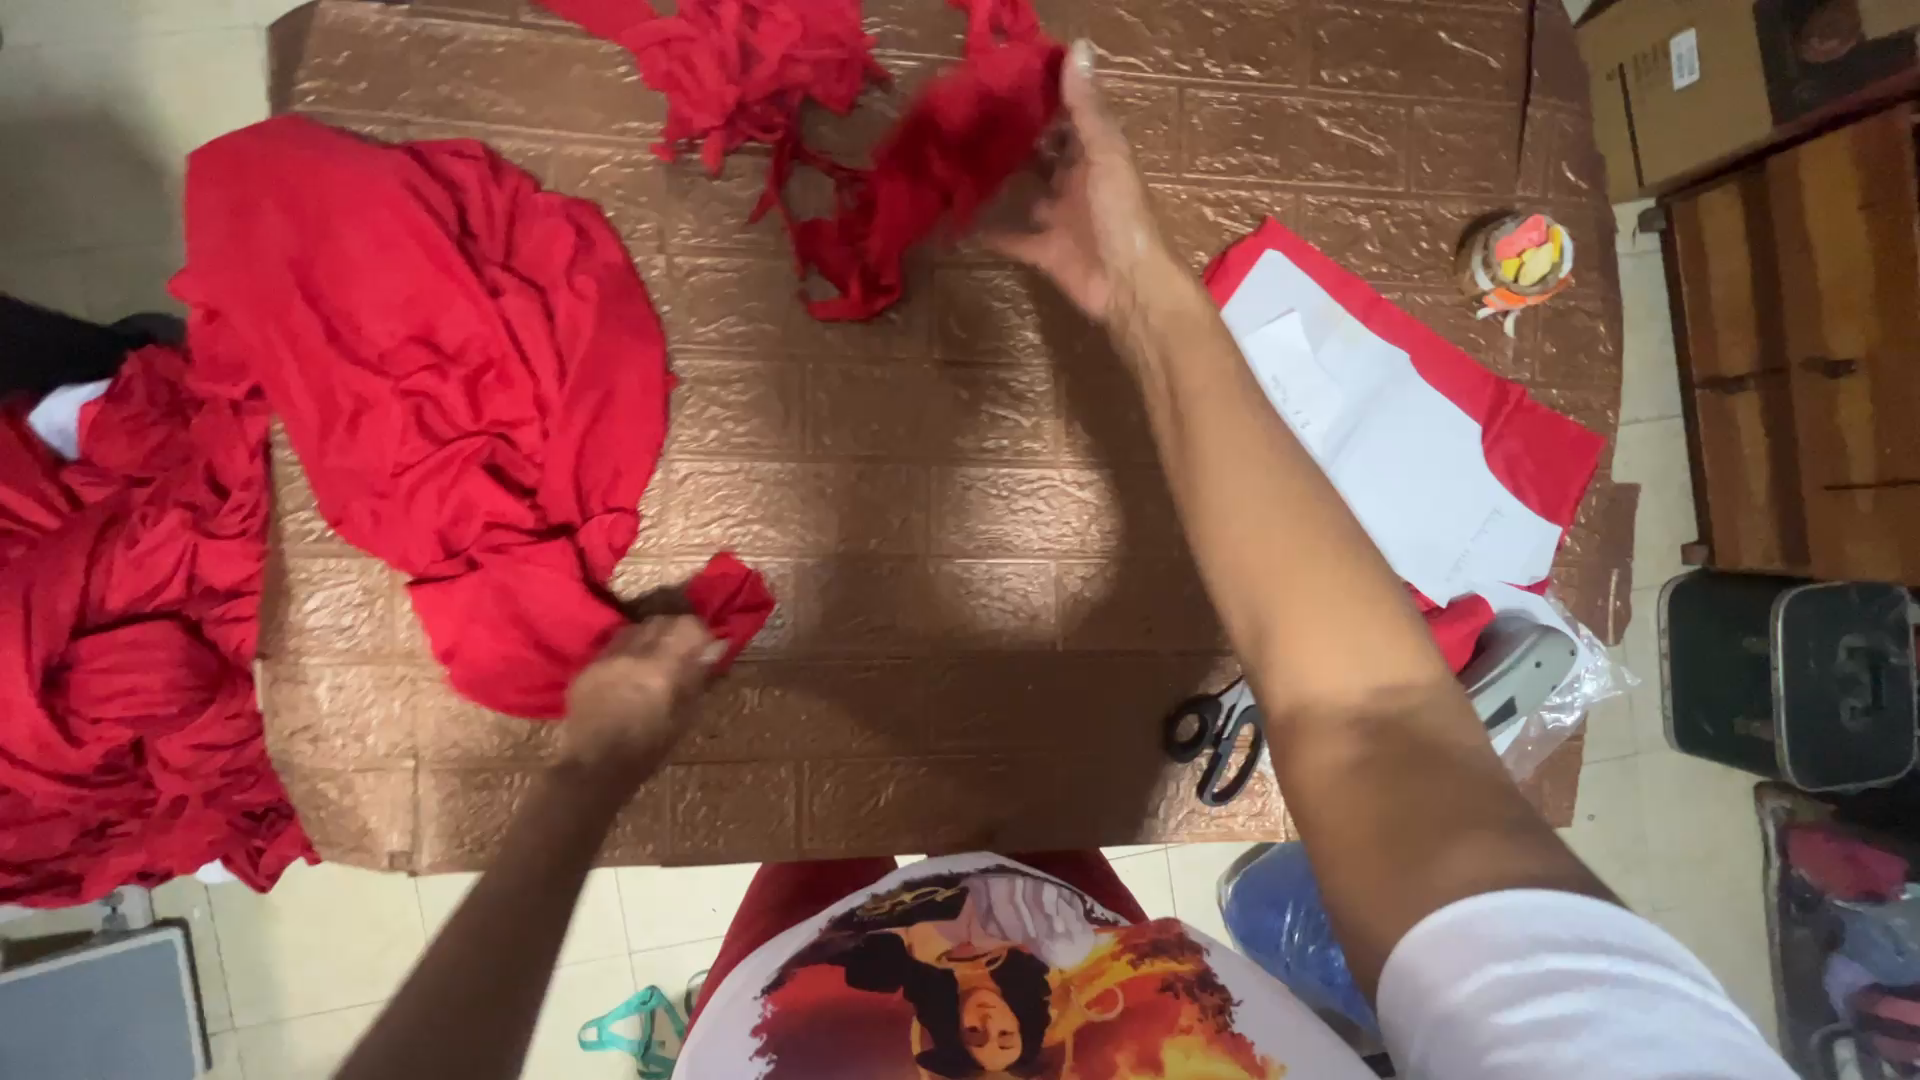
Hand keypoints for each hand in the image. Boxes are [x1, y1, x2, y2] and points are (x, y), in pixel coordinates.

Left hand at [558, 616, 720, 790]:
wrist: (596, 767)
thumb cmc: (650, 747)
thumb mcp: (685, 716)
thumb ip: (699, 676)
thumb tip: (716, 646)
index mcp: (662, 669)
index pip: (688, 626)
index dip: (700, 633)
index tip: (705, 647)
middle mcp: (633, 655)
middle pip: (661, 621)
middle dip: (675, 631)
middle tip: (682, 651)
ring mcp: (606, 658)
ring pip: (636, 628)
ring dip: (650, 637)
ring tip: (654, 658)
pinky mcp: (586, 666)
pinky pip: (614, 644)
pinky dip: (628, 650)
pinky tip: (629, 670)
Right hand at [985, 39, 1170, 322]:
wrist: (1127, 285)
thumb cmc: (1122, 215)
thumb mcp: (1106, 154)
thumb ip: (1088, 109)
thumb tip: (1077, 47)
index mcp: (1097, 158)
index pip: (1070, 122)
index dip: (1047, 101)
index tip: (1010, 81)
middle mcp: (1078, 185)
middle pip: (1044, 158)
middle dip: (1017, 142)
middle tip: (976, 121)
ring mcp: (1060, 220)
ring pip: (1026, 196)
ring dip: (1001, 184)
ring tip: (962, 163)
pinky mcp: (1044, 253)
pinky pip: (1012, 240)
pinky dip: (989, 233)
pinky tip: (959, 220)